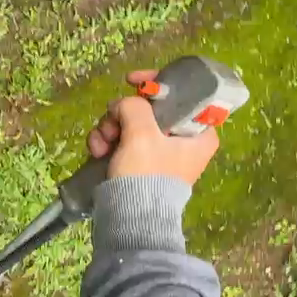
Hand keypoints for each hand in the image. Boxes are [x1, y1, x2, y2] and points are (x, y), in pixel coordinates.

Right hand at [86, 69, 219, 186]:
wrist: (131, 216)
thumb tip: (124, 104)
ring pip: (129, 123)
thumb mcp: (141, 134)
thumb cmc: (146, 174)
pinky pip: (121, 140)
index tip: (132, 81)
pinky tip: (97, 153)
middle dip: (122, 114)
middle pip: (148, 109)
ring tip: (100, 146)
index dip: (157, 83)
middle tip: (111, 126)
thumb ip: (134, 107)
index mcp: (199, 132)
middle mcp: (182, 140)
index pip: (183, 94)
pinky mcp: (138, 163)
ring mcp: (159, 152)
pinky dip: (106, 142)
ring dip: (108, 129)